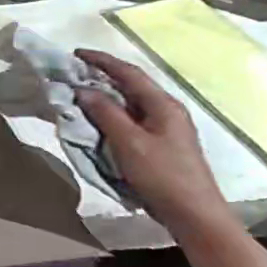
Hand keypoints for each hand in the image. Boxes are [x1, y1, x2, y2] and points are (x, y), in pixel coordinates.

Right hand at [75, 50, 229, 236]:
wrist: (194, 214)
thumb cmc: (162, 175)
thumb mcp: (129, 142)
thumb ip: (105, 113)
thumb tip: (84, 90)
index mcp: (163, 105)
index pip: (129, 73)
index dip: (102, 61)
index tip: (75, 53)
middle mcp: (166, 110)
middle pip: (131, 85)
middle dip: (102, 75)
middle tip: (72, 72)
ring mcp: (165, 127)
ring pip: (130, 102)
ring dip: (104, 94)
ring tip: (79, 92)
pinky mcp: (160, 143)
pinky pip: (131, 118)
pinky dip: (110, 112)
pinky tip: (97, 118)